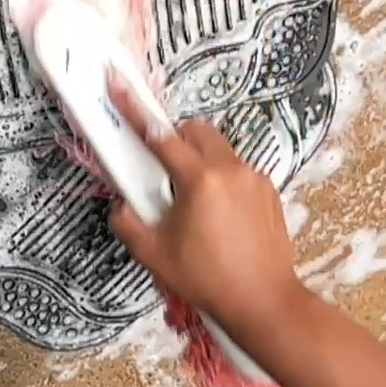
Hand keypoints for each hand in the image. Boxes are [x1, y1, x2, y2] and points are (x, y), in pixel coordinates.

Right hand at [106, 76, 313, 342]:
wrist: (264, 302)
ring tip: (188, 197)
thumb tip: (121, 205)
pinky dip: (218, 177)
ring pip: (218, 148)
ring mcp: (254, 178)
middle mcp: (230, 170)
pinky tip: (214, 213)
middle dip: (175, 137)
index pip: (159, 135)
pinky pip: (236, 169)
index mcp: (199, 180)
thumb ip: (127, 221)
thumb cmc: (207, 278)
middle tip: (161, 166)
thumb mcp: (152, 253)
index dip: (133, 108)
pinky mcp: (268, 191)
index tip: (117, 84)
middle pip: (195, 129)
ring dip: (197, 158)